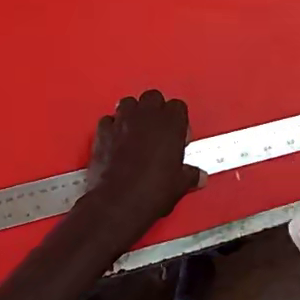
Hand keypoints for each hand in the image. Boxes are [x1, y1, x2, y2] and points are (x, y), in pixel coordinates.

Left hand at [85, 90, 201, 225]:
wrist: (119, 202)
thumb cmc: (150, 190)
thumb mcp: (180, 184)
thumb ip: (190, 174)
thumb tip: (197, 177)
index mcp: (170, 123)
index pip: (178, 106)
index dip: (178, 120)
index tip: (178, 136)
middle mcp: (146, 116)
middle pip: (153, 97)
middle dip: (156, 110)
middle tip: (159, 130)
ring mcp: (122, 121)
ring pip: (128, 103)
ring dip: (133, 113)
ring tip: (138, 131)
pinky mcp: (103, 132)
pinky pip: (108, 120)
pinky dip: (112, 127)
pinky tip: (117, 140)